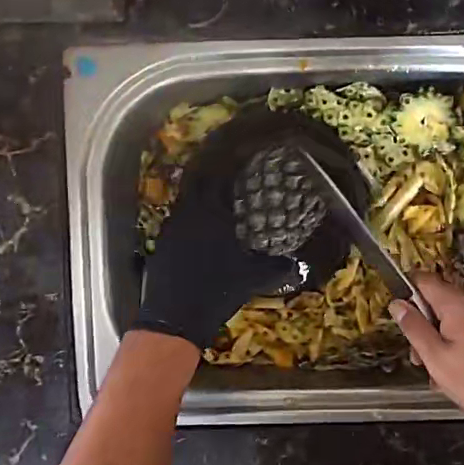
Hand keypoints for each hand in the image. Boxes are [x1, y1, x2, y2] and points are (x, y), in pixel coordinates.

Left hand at [133, 137, 298, 349]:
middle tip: (231, 159)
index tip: (245, 146)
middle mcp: (189, 211)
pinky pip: (182, 213)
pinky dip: (195, 208)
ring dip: (204, 186)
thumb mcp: (253, 278)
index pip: (221, 172)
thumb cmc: (217, 292)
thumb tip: (298, 265)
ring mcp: (173, 225)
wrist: (174, 318)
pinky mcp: (165, 240)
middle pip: (200, 175)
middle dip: (215, 164)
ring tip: (222, 186)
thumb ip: (277, 267)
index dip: (233, 155)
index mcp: (212, 212)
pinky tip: (206, 220)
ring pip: (189, 194)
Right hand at [391, 273, 463, 433]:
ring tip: (446, 376)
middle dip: (427, 328)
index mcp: (459, 306)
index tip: (401, 314)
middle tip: (422, 361)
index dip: (407, 291)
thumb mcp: (437, 360)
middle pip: (442, 304)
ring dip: (446, 341)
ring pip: (460, 322)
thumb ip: (415, 329)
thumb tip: (397, 304)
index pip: (425, 280)